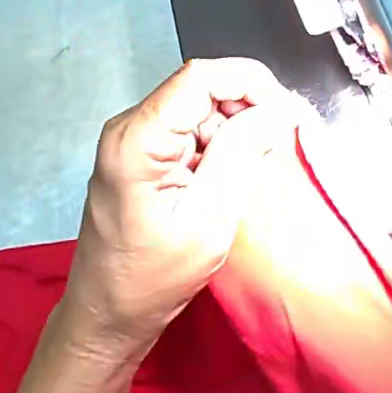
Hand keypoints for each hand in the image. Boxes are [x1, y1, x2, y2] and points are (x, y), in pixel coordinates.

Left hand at [61, 58, 292, 363]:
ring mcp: (133, 137)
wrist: (106, 314)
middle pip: (201, 89)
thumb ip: (240, 156)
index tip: (285, 111)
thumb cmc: (150, 280)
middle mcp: (129, 126)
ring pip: (200, 108)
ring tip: (253, 168)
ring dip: (235, 129)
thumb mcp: (208, 221)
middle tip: (278, 143)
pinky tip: (229, 175)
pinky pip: (190, 129)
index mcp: (137, 139)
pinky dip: (219, 143)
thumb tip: (274, 111)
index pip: (199, 78)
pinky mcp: (142, 151)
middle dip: (246, 108)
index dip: (249, 82)